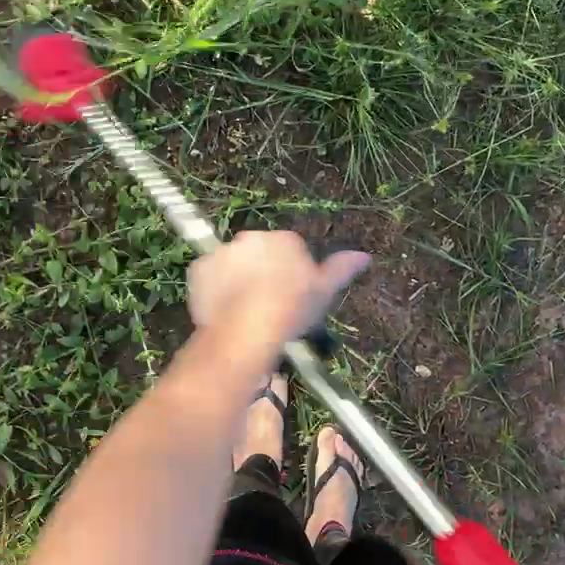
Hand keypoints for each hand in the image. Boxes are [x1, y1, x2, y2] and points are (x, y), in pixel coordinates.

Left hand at [187, 232, 368, 347]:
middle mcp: (252, 237)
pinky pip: (209, 276)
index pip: (290, 250)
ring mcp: (223, 252)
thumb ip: (342, 269)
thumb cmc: (292, 308)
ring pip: (233, 263)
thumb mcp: (324, 291)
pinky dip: (215, 288)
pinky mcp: (199, 269)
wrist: (247, 327)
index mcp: (285, 239)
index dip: (292, 274)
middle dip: (263, 270)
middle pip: (260, 252)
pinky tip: (224, 310)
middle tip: (268, 302)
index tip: (292, 296)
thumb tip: (364, 256)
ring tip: (245, 310)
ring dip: (238, 278)